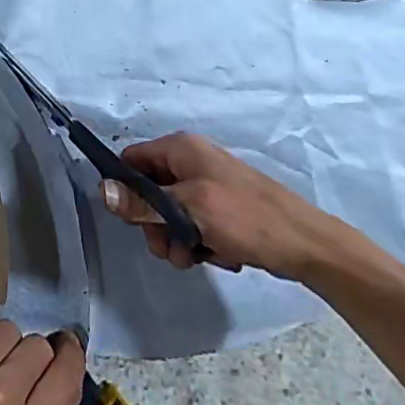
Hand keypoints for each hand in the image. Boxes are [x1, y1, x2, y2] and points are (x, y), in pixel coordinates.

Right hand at [103, 132, 335, 279]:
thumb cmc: (243, 217)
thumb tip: (102, 191)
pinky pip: (193, 224)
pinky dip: (199, 241)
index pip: (132, 160)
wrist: (302, 243)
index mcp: (181, 148)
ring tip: (197, 256)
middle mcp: (192, 160)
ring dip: (178, 239)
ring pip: (170, 213)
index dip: (125, 188)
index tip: (131, 219)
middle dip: (156, 224)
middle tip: (170, 248)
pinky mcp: (221, 208)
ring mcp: (208, 184)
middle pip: (149, 191)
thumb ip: (143, 203)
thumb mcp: (188, 209)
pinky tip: (217, 254)